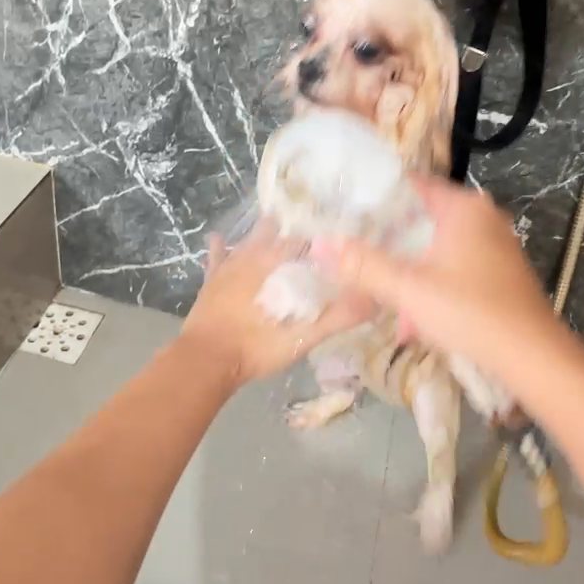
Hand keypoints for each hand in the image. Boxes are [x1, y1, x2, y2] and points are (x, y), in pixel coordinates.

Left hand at [177, 233, 371, 387]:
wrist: (206, 361)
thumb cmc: (256, 346)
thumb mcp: (303, 336)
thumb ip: (339, 317)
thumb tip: (377, 300)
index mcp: (276, 266)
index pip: (302, 242)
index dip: (318, 237)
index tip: (333, 233)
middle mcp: (253, 258)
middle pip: (275, 237)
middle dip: (291, 231)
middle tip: (306, 225)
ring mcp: (229, 269)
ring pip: (248, 242)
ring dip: (261, 235)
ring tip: (273, 223)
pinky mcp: (211, 282)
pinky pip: (216, 258)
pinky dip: (219, 247)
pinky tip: (217, 237)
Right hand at [311, 177, 559, 368]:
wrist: (534, 358)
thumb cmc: (471, 312)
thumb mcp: (409, 289)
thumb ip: (363, 265)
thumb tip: (320, 243)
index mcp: (463, 207)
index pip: (410, 184)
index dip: (374, 196)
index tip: (343, 211)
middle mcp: (482, 216)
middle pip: (421, 217)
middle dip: (388, 241)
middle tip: (353, 252)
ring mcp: (494, 244)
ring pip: (436, 246)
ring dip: (408, 270)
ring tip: (378, 294)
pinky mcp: (499, 271)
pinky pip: (454, 266)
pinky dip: (431, 284)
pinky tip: (412, 319)